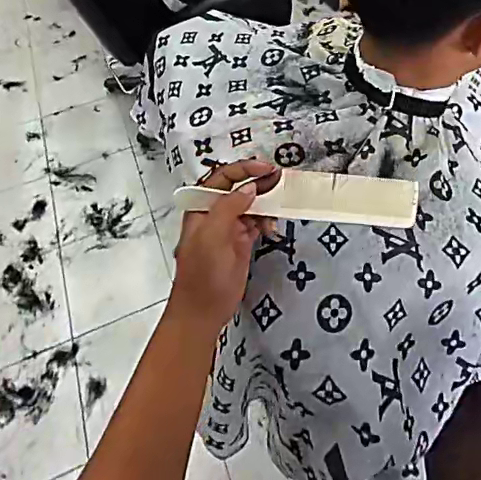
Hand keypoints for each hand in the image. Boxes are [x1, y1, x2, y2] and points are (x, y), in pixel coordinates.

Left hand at [166, 159, 281, 337]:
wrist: (203, 311)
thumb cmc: (201, 274)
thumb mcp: (212, 235)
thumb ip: (229, 207)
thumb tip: (249, 188)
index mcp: (201, 207)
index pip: (223, 178)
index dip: (244, 169)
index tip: (265, 168)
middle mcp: (215, 214)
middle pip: (239, 188)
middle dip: (259, 182)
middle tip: (279, 180)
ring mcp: (229, 228)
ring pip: (251, 205)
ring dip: (266, 203)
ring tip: (278, 208)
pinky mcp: (241, 242)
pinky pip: (257, 222)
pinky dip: (267, 221)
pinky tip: (271, 229)